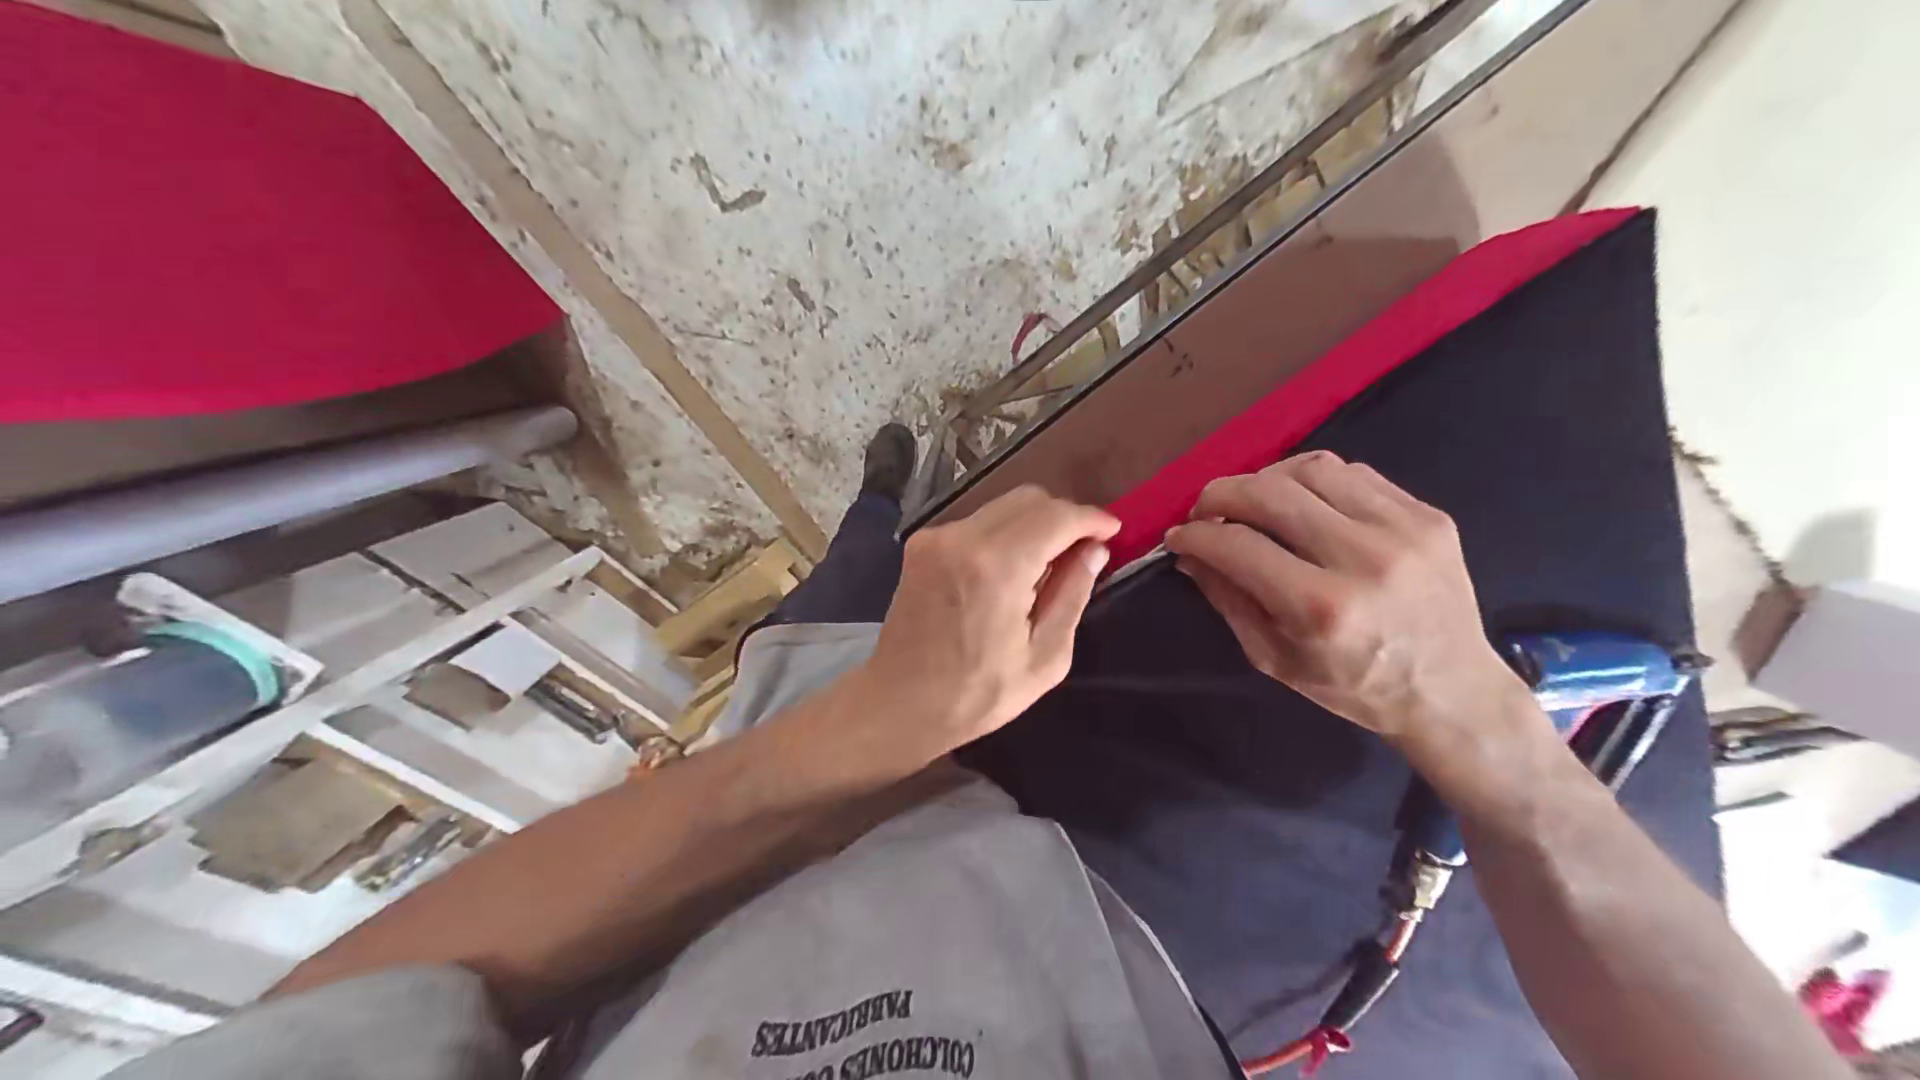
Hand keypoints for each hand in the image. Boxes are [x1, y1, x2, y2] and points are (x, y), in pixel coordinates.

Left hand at [855, 485, 1118, 758]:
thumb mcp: (1044, 657)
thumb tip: (1094, 551)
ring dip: (1033, 524)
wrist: (900, 704)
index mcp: (996, 566)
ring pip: (1001, 507)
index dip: (1091, 519)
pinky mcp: (920, 545)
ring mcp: (935, 538)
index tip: (1112, 531)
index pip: (1056, 516)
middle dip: (1063, 517)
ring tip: (1048, 564)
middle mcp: (961, 538)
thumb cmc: (978, 694)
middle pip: (1028, 499)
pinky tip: (1011, 570)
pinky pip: (976, 523)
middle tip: (1083, 550)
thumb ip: (1072, 594)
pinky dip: (1004, 534)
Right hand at [1165, 452, 1538, 757]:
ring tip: (1253, 503)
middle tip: (1204, 510)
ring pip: (1310, 468)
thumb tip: (1190, 554)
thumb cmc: (1353, 686)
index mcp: (1321, 608)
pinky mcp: (1428, 515)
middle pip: (1269, 493)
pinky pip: (1353, 472)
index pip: (1237, 544)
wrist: (1452, 690)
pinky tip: (1302, 504)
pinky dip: (1311, 480)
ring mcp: (1403, 530)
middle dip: (1219, 494)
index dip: (1195, 535)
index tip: (1177, 537)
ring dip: (1265, 480)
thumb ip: (1228, 599)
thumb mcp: (1272, 657)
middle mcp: (1364, 559)